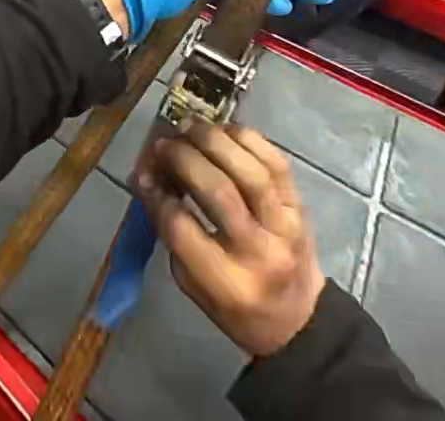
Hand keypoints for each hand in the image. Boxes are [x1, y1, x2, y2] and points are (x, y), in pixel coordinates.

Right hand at [135, 121, 324, 357]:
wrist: (299, 316)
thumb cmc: (235, 306)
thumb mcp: (192, 282)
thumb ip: (170, 230)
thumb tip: (148, 177)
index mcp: (227, 283)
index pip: (182, 227)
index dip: (158, 195)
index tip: (145, 176)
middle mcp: (260, 251)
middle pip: (218, 191)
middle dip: (183, 159)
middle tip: (164, 144)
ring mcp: (285, 224)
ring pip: (249, 170)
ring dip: (213, 140)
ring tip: (189, 126)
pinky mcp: (299, 204)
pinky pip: (274, 160)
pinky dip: (245, 138)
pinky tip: (221, 131)